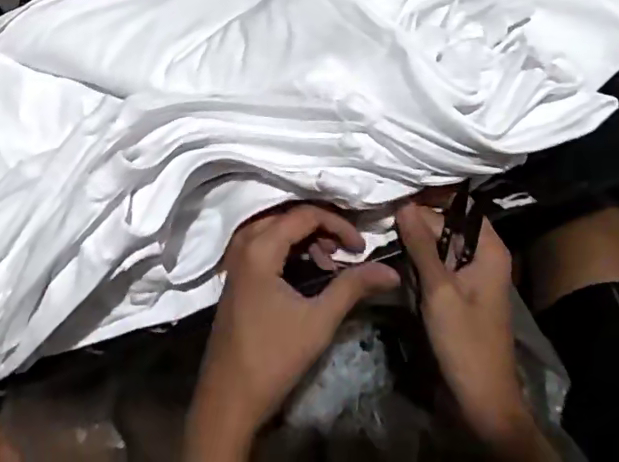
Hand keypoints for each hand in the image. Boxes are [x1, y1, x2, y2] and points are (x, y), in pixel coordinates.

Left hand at [184, 204, 399, 461]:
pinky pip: (265, 244)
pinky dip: (290, 249)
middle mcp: (243, 245)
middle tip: (346, 250)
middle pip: (289, 216)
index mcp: (260, 248)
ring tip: (329, 262)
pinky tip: (308, 271)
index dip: (338, 224)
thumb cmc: (273, 358)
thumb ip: (352, 287)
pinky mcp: (236, 276)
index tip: (361, 247)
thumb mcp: (318, 321)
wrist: (227, 403)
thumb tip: (391, 272)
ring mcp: (236, 261)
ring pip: (276, 229)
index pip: (305, 215)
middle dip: (322, 227)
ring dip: (306, 238)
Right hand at [396, 202, 555, 458]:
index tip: (397, 196)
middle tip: (384, 217)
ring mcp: (473, 275)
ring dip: (417, 243)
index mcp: (489, 248)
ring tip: (386, 234)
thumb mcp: (439, 290)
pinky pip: (440, 266)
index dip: (430, 200)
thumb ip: (421, 245)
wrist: (482, 401)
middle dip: (419, 221)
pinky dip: (421, 263)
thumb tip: (404, 205)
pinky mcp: (461, 292)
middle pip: (449, 224)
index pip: (459, 208)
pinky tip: (399, 260)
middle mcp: (485, 255)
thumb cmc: (465, 341)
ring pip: (441, 245)